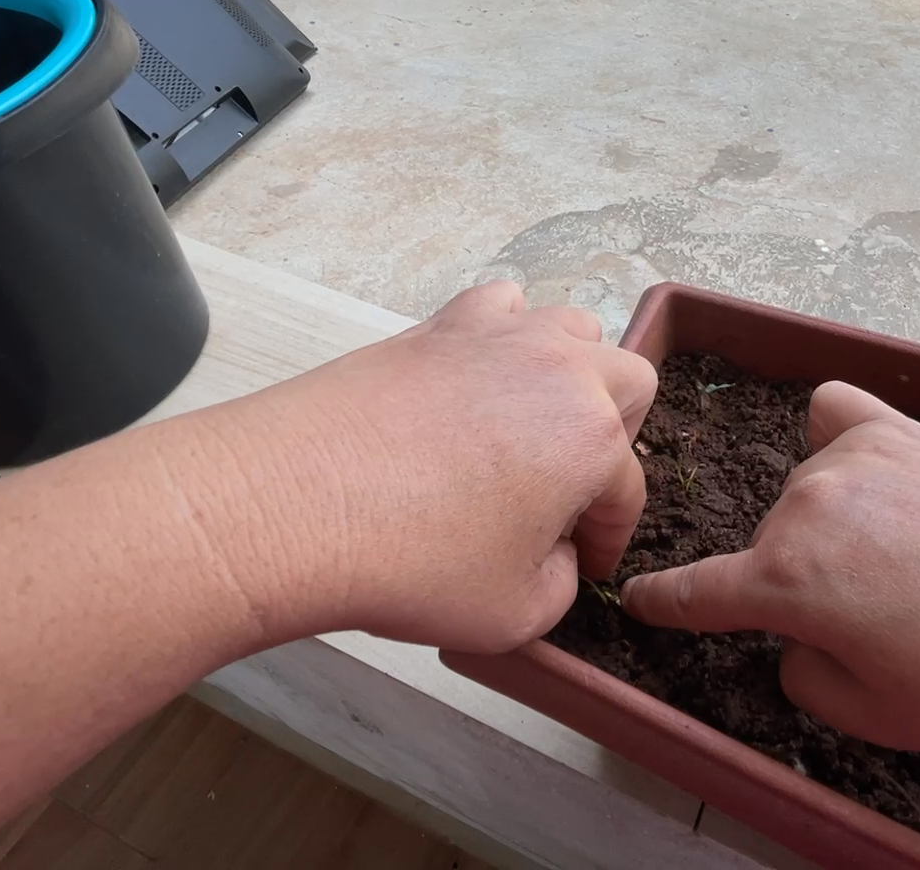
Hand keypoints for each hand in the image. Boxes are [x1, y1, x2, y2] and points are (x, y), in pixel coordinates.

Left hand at [156, 281, 655, 653]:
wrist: (289, 506)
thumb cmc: (411, 564)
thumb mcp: (514, 613)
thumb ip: (562, 582)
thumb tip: (556, 552)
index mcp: (593, 439)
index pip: (625, 492)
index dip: (608, 536)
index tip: (584, 562)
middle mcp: (562, 372)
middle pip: (630, 384)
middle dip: (616, 436)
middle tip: (571, 483)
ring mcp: (502, 337)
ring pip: (574, 329)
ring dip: (571, 374)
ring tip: (535, 420)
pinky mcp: (443, 323)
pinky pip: (500, 307)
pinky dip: (505, 335)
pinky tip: (481, 373)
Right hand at [619, 381, 919, 751]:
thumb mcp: (885, 720)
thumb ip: (808, 675)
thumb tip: (799, 632)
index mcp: (789, 581)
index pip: (697, 593)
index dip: (664, 603)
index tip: (639, 599)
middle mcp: (805, 505)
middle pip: (770, 549)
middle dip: (802, 586)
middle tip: (885, 621)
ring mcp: (853, 455)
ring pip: (805, 494)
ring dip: (831, 527)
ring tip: (910, 556)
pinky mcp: (902, 426)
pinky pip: (836, 416)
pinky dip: (837, 440)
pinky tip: (875, 462)